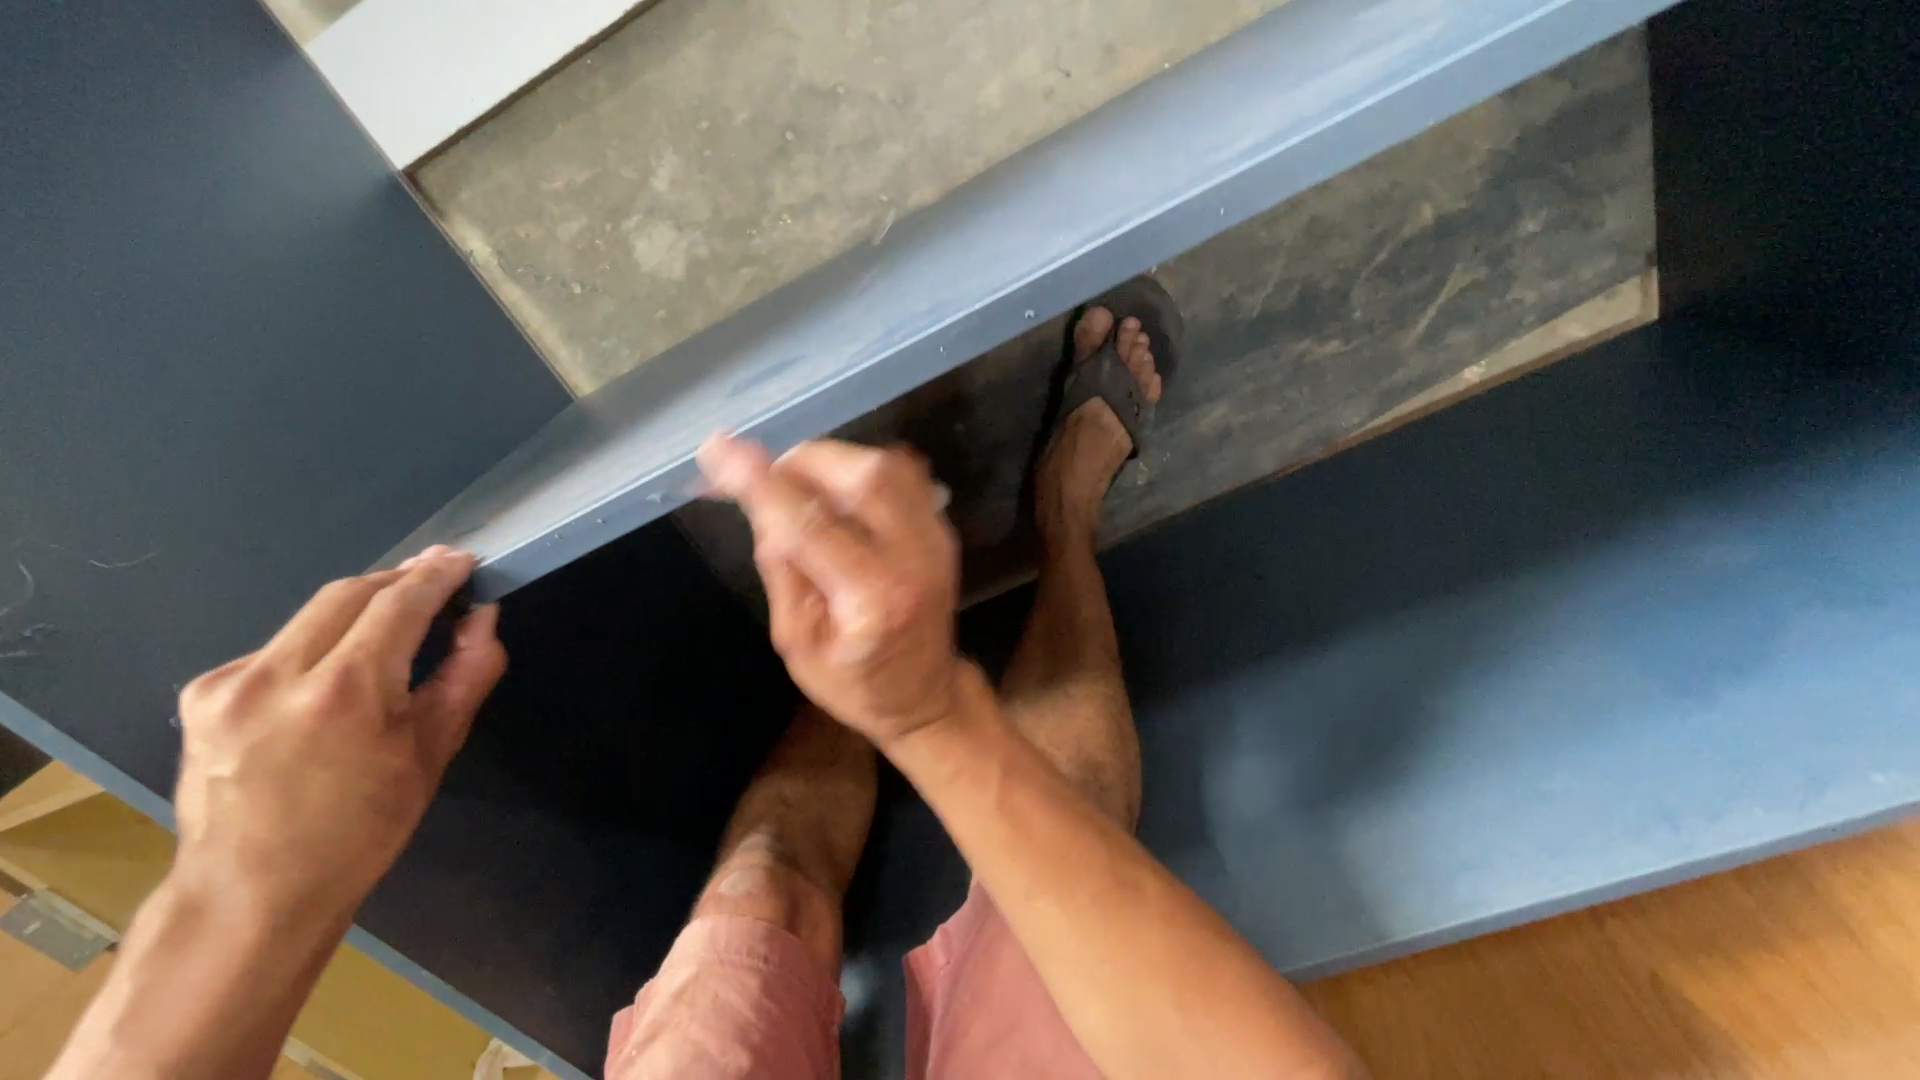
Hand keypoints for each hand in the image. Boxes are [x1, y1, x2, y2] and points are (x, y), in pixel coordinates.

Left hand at [172, 546, 505, 916]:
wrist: (249, 895)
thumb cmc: (363, 830)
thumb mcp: (432, 753)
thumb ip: (465, 675)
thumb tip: (484, 619)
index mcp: (344, 691)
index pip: (398, 604)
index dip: (436, 576)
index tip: (464, 560)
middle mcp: (277, 673)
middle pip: (347, 593)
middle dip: (398, 580)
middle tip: (438, 576)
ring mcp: (228, 683)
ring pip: (310, 616)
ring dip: (359, 609)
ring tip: (396, 619)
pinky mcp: (201, 695)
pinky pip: (278, 648)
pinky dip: (318, 644)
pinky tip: (335, 671)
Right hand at [698, 434, 967, 747]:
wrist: (924, 694)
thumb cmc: (853, 682)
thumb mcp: (796, 639)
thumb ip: (781, 567)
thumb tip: (762, 502)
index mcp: (872, 599)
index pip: (810, 524)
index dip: (760, 482)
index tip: (718, 449)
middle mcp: (915, 558)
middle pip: (863, 476)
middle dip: (802, 462)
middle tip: (766, 475)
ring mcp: (937, 539)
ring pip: (885, 465)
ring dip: (831, 461)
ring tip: (797, 484)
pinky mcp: (943, 529)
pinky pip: (902, 476)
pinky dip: (859, 470)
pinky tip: (835, 493)